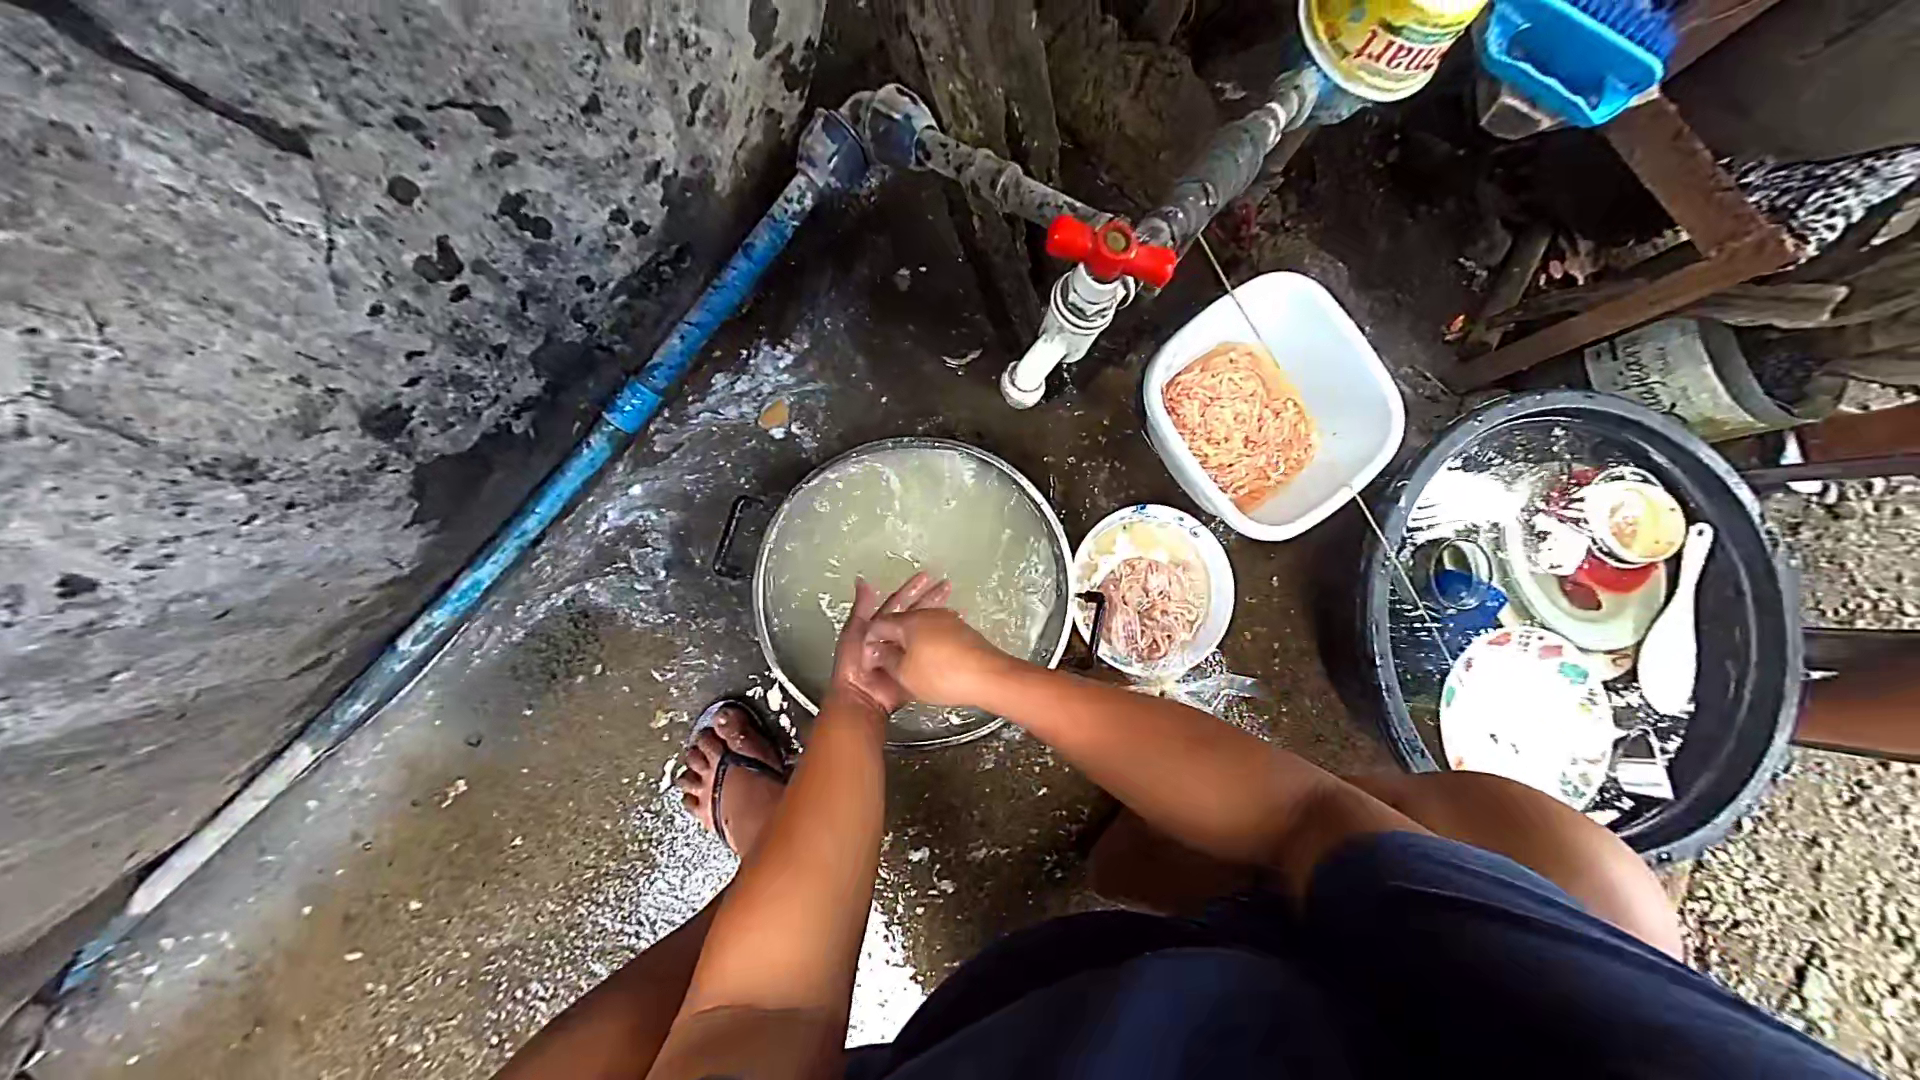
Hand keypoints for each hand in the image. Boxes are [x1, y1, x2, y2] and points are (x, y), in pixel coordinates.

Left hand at [829, 571, 951, 716]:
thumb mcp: (854, 631)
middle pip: (916, 614)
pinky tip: (954, 633)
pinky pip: (930, 653)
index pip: (899, 602)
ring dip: (939, 619)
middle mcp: (895, 637)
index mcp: (880, 626)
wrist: (861, 697)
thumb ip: (861, 607)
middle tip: (946, 586)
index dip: (912, 589)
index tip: (927, 578)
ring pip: (925, 631)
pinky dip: (942, 643)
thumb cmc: (851, 665)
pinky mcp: (916, 668)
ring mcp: (906, 652)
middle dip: (931, 599)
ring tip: (954, 607)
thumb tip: (862, 582)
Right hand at [864, 607, 1018, 708]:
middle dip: (891, 632)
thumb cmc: (941, 675)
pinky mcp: (963, 629)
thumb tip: (876, 649)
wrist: (988, 676)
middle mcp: (928, 614)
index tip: (867, 654)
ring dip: (913, 634)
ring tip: (906, 650)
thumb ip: (887, 659)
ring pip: (922, 622)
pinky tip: (930, 652)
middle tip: (884, 648)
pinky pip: (938, 629)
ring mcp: (948, 619)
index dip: (870, 639)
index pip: (880, 623)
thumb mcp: (905, 674)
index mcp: (909, 621)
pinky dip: (930, 638)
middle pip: (902, 619)